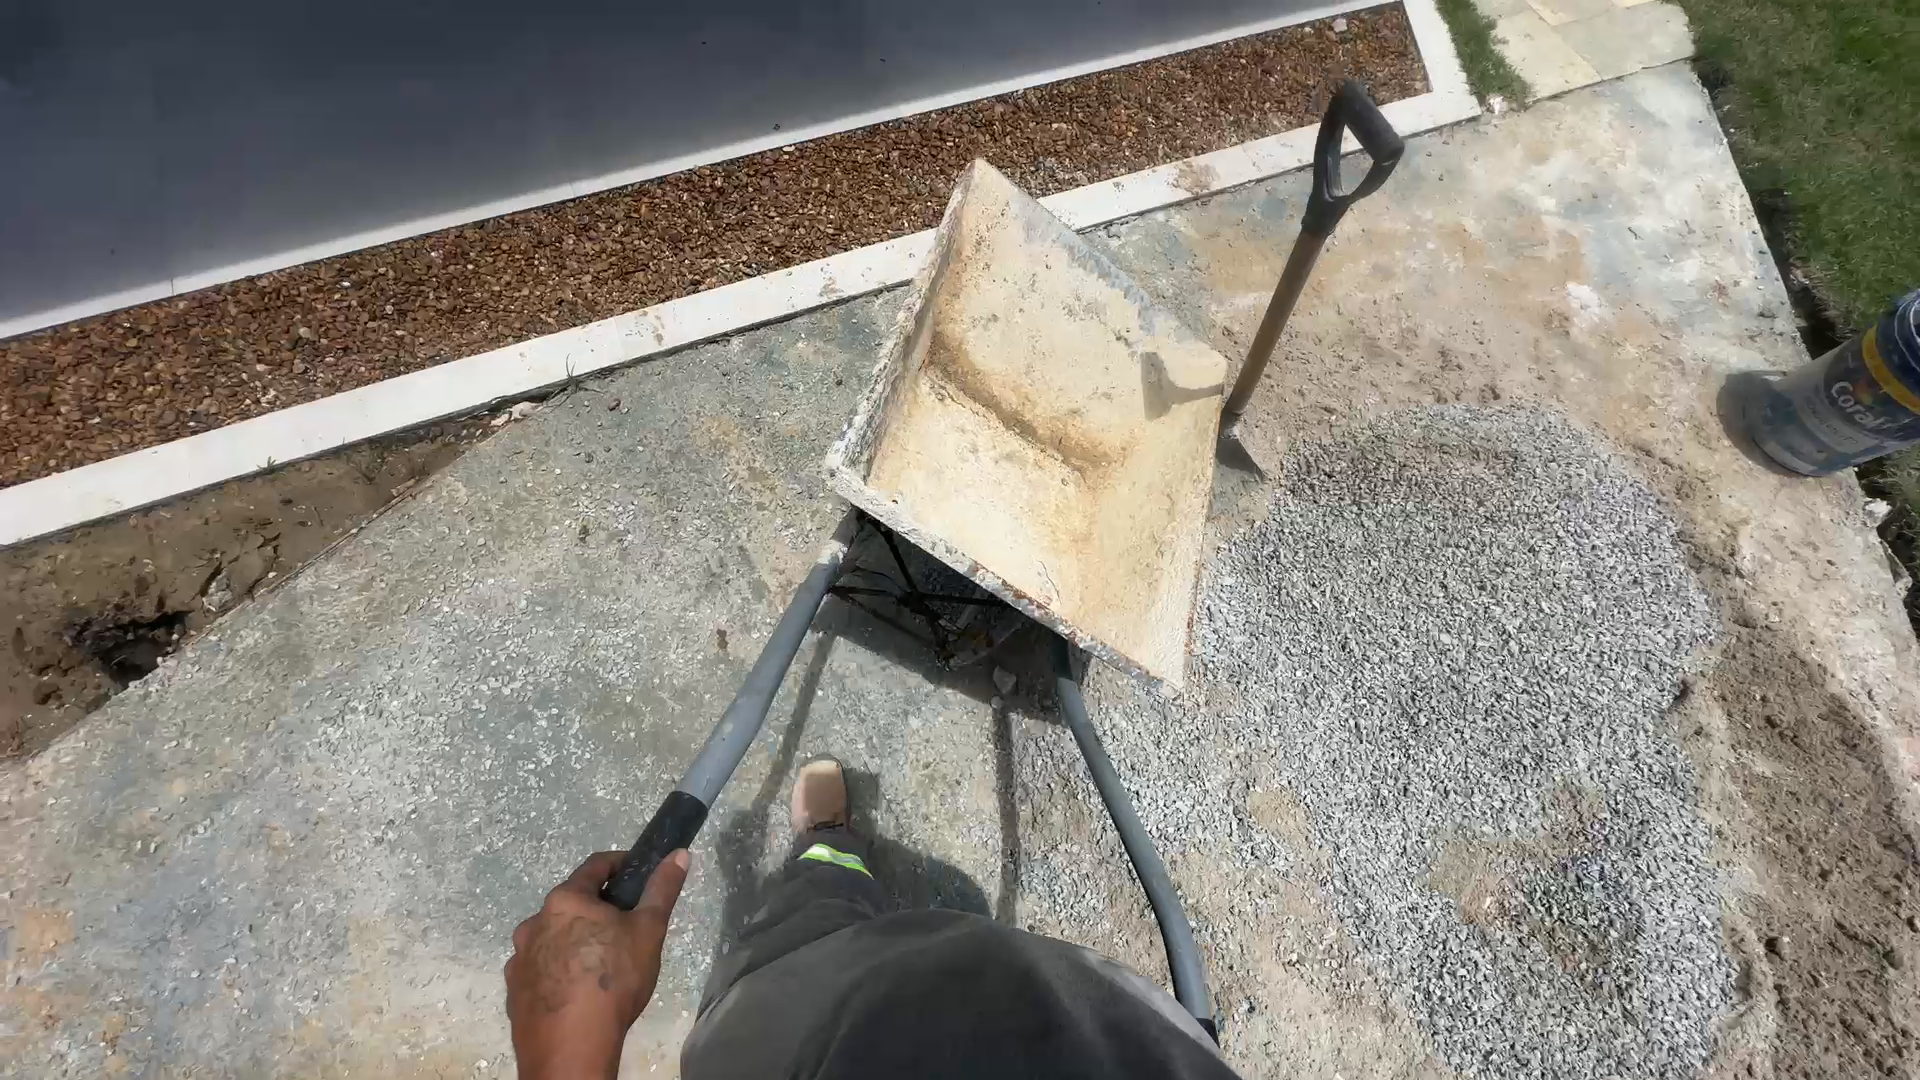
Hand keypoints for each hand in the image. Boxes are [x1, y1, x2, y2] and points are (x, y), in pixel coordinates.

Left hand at [505, 849, 691, 1079]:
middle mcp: (533, 924)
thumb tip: (679, 854)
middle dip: (599, 907)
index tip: (638, 874)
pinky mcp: (513, 994)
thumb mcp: (649, 929)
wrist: (571, 1051)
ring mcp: (518, 960)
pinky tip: (579, 986)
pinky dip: (559, 967)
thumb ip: (663, 888)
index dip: (621, 864)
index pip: (595, 866)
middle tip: (627, 923)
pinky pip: (541, 967)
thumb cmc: (613, 979)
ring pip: (554, 935)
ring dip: (575, 937)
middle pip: (572, 902)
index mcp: (565, 900)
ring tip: (603, 958)